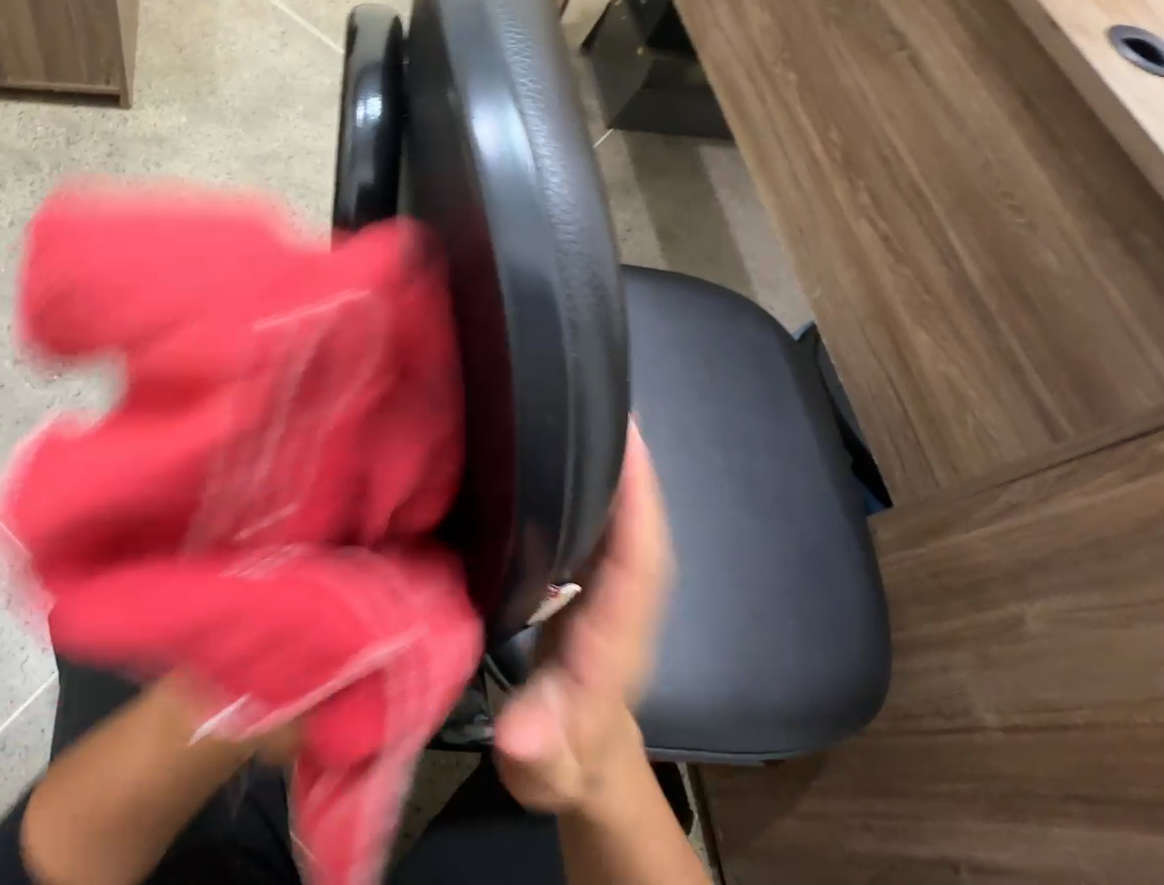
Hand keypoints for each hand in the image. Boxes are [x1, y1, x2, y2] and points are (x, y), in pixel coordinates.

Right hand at [494, 422, 673, 811]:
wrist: (573, 761)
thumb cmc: (561, 761)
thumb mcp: (542, 767)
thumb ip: (536, 751)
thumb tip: (522, 734)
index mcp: (616, 635)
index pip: (641, 560)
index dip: (638, 500)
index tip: (625, 439)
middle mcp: (623, 600)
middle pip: (638, 523)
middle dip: (629, 463)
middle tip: (599, 396)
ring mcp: (610, 589)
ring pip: (622, 519)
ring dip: (613, 466)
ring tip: (583, 408)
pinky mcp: (590, 583)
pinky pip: (598, 527)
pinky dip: (592, 487)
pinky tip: (561, 456)